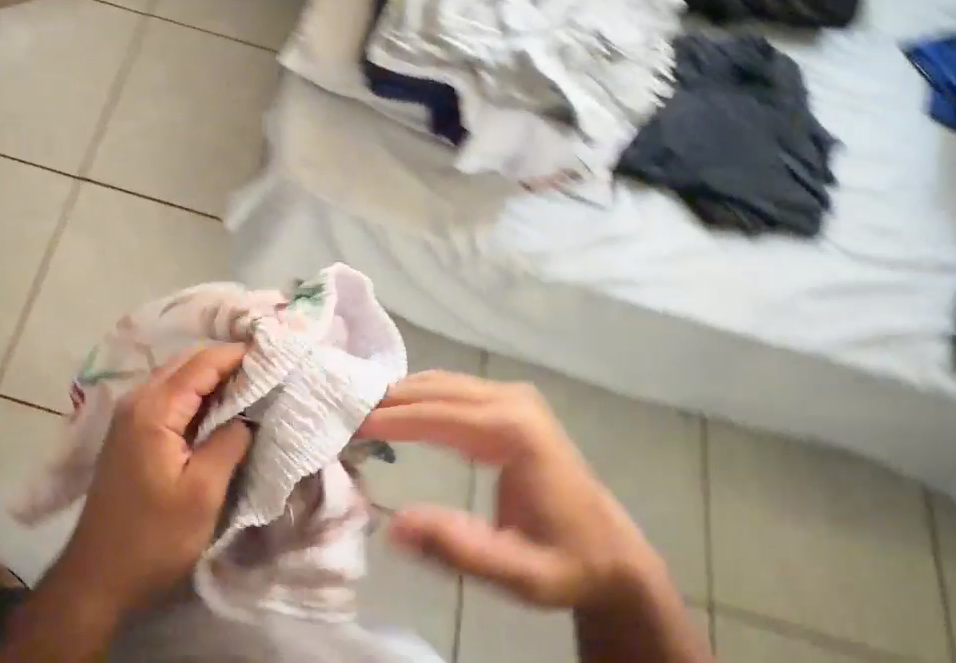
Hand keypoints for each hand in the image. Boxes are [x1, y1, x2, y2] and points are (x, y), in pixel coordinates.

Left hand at [54, 345, 254, 617]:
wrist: (97, 578)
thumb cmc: (154, 539)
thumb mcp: (203, 495)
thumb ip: (228, 444)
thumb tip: (247, 416)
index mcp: (153, 409)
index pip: (202, 363)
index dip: (238, 355)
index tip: (276, 354)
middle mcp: (136, 401)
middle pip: (186, 363)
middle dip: (226, 362)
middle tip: (268, 370)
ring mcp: (128, 417)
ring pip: (176, 379)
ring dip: (210, 378)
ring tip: (251, 387)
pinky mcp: (129, 435)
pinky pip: (167, 398)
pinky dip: (195, 396)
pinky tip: (218, 412)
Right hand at [358, 371, 664, 612]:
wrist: (612, 555)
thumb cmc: (565, 564)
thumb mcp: (516, 573)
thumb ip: (458, 549)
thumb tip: (394, 525)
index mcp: (514, 432)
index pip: (438, 413)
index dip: (392, 418)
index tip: (351, 425)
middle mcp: (513, 401)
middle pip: (436, 388)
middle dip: (388, 400)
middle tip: (342, 415)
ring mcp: (514, 397)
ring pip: (442, 382)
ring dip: (401, 395)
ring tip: (359, 414)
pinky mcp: (511, 403)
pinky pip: (454, 388)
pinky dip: (420, 396)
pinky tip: (395, 411)